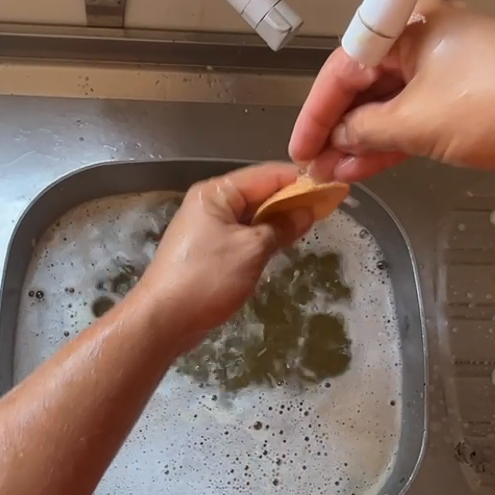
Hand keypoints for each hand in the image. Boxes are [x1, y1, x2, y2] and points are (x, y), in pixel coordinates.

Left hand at [130, 164, 310, 347]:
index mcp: (217, 192)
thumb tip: (308, 211)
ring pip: (251, 217)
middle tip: (325, 214)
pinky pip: (242, 236)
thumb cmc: (207, 278)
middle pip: (259, 193)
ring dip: (277, 222)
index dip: (300, 181)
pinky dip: (262, 239)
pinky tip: (281, 248)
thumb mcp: (252, 250)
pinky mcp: (207, 251)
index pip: (268, 174)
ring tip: (309, 230)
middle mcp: (210, 203)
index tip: (332, 191)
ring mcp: (206, 228)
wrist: (163, 319)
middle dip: (290, 202)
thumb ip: (282, 227)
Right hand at [288, 0, 494, 186]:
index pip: (347, 66)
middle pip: (370, 84)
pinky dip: (395, 142)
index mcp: (415, 25)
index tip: (300, 147)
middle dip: (340, 129)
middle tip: (316, 164)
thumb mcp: (416, 122)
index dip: (318, 111)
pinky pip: (420, 117)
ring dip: (364, 141)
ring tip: (337, 176)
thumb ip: (365, 130)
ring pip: (394, 105)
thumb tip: (338, 139)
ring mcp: (456, 68)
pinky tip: (369, 168)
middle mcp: (433, 38)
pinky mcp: (474, 97)